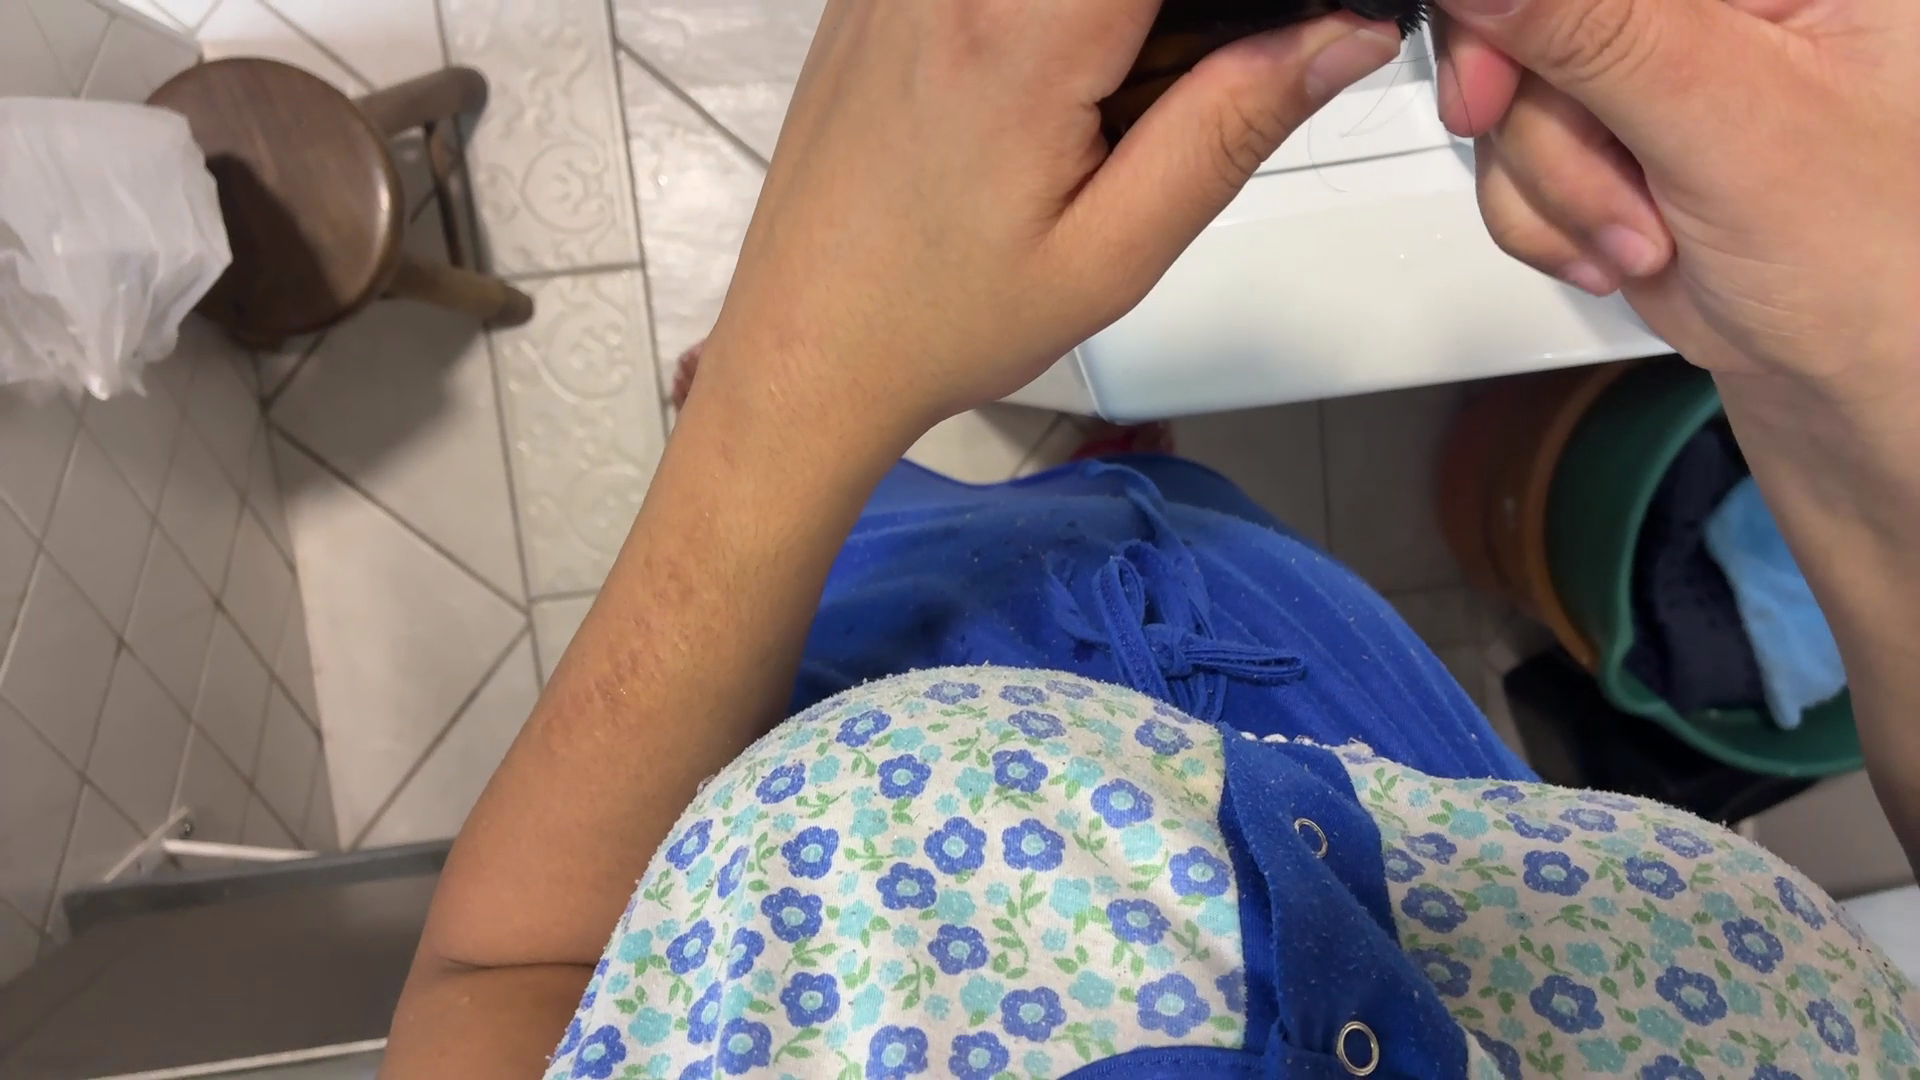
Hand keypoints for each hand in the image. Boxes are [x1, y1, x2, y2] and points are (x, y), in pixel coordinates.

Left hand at [694, 0, 1403, 440]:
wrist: (810, 353)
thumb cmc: (937, 327)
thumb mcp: (1106, 261)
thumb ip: (1226, 133)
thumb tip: (1338, 33)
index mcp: (1023, 26)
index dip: (1239, 4)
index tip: (1258, 49)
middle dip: (1172, 28)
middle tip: (1157, 105)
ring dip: (1110, 34)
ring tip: (1089, 115)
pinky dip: (1046, 25)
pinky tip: (1031, 100)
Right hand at [1433, 0, 1919, 389]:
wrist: (1836, 348)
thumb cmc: (1861, 244)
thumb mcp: (1728, 124)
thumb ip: (1603, 37)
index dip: (1504, 27)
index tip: (1485, 98)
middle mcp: (1707, 14)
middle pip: (1531, 44)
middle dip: (1547, 146)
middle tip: (1602, 198)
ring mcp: (1644, 85)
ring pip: (1512, 118)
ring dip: (1552, 200)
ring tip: (1637, 238)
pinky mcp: (1602, 146)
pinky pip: (1511, 172)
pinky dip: (1540, 224)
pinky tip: (1611, 245)